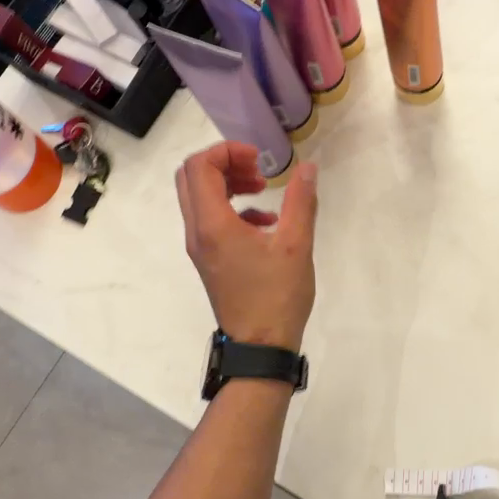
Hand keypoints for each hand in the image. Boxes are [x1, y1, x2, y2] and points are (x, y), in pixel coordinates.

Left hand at [174, 142, 317, 351]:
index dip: (227, 152)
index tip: (259, 160)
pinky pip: (209, 220)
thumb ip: (301, 201)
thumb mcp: (297, 245)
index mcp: (212, 224)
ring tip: (264, 190)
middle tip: (257, 171)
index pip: (200, 167)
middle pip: (191, 178)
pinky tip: (266, 222)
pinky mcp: (209, 260)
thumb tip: (308, 168)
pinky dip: (232, 208)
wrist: (260, 346)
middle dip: (223, 164)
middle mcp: (197, 232)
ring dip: (227, 184)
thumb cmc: (277, 296)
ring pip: (198, 199)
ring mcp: (200, 248)